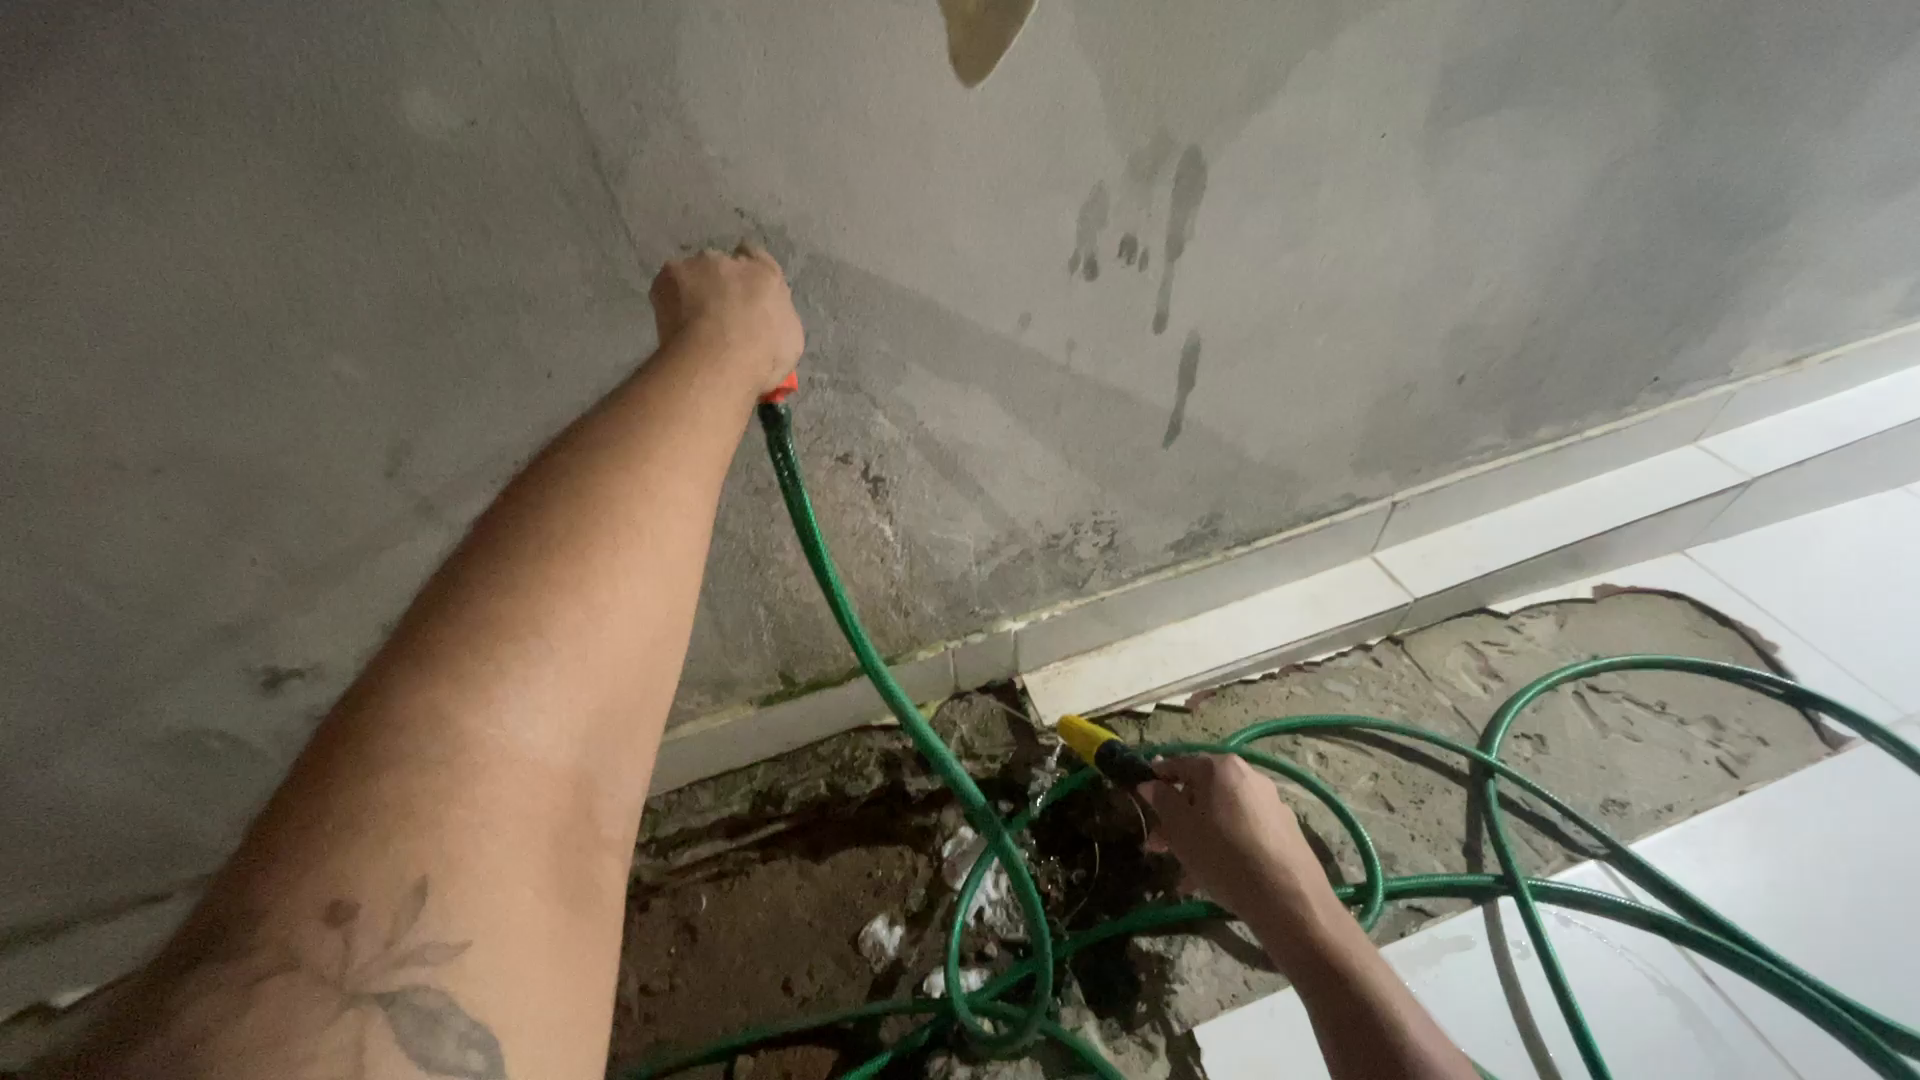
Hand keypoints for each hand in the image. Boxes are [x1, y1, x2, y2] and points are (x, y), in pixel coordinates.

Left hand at [649, 244, 803, 396]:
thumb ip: (777, 317)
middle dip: (719, 283)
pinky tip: (675, 326)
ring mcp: (698, 264)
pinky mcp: (668, 275)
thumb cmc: (763, 356)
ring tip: (692, 324)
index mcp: (767, 274)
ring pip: (693, 273)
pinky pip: (669, 286)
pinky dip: (670, 302)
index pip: (756, 256)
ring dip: (693, 291)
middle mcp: (733, 260)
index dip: (747, 272)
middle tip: (717, 316)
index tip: (743, 291)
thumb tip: (766, 317)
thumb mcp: (789, 341)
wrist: (717, 362)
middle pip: (722, 265)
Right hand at [1136, 755, 1340, 929]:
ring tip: (1185, 873)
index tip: (1142, 799)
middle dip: (1177, 818)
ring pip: (1221, 814)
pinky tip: (1213, 877)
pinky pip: (1242, 829)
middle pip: (1201, 791)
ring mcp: (1269, 802)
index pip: (1178, 763)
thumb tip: (1150, 784)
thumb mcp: (1180, 828)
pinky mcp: (1284, 828)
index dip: (1156, 780)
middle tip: (1159, 845)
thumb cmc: (1222, 855)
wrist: (1287, 897)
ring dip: (1198, 836)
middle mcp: (1247, 775)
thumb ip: (1161, 800)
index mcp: (1219, 767)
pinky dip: (1224, 845)